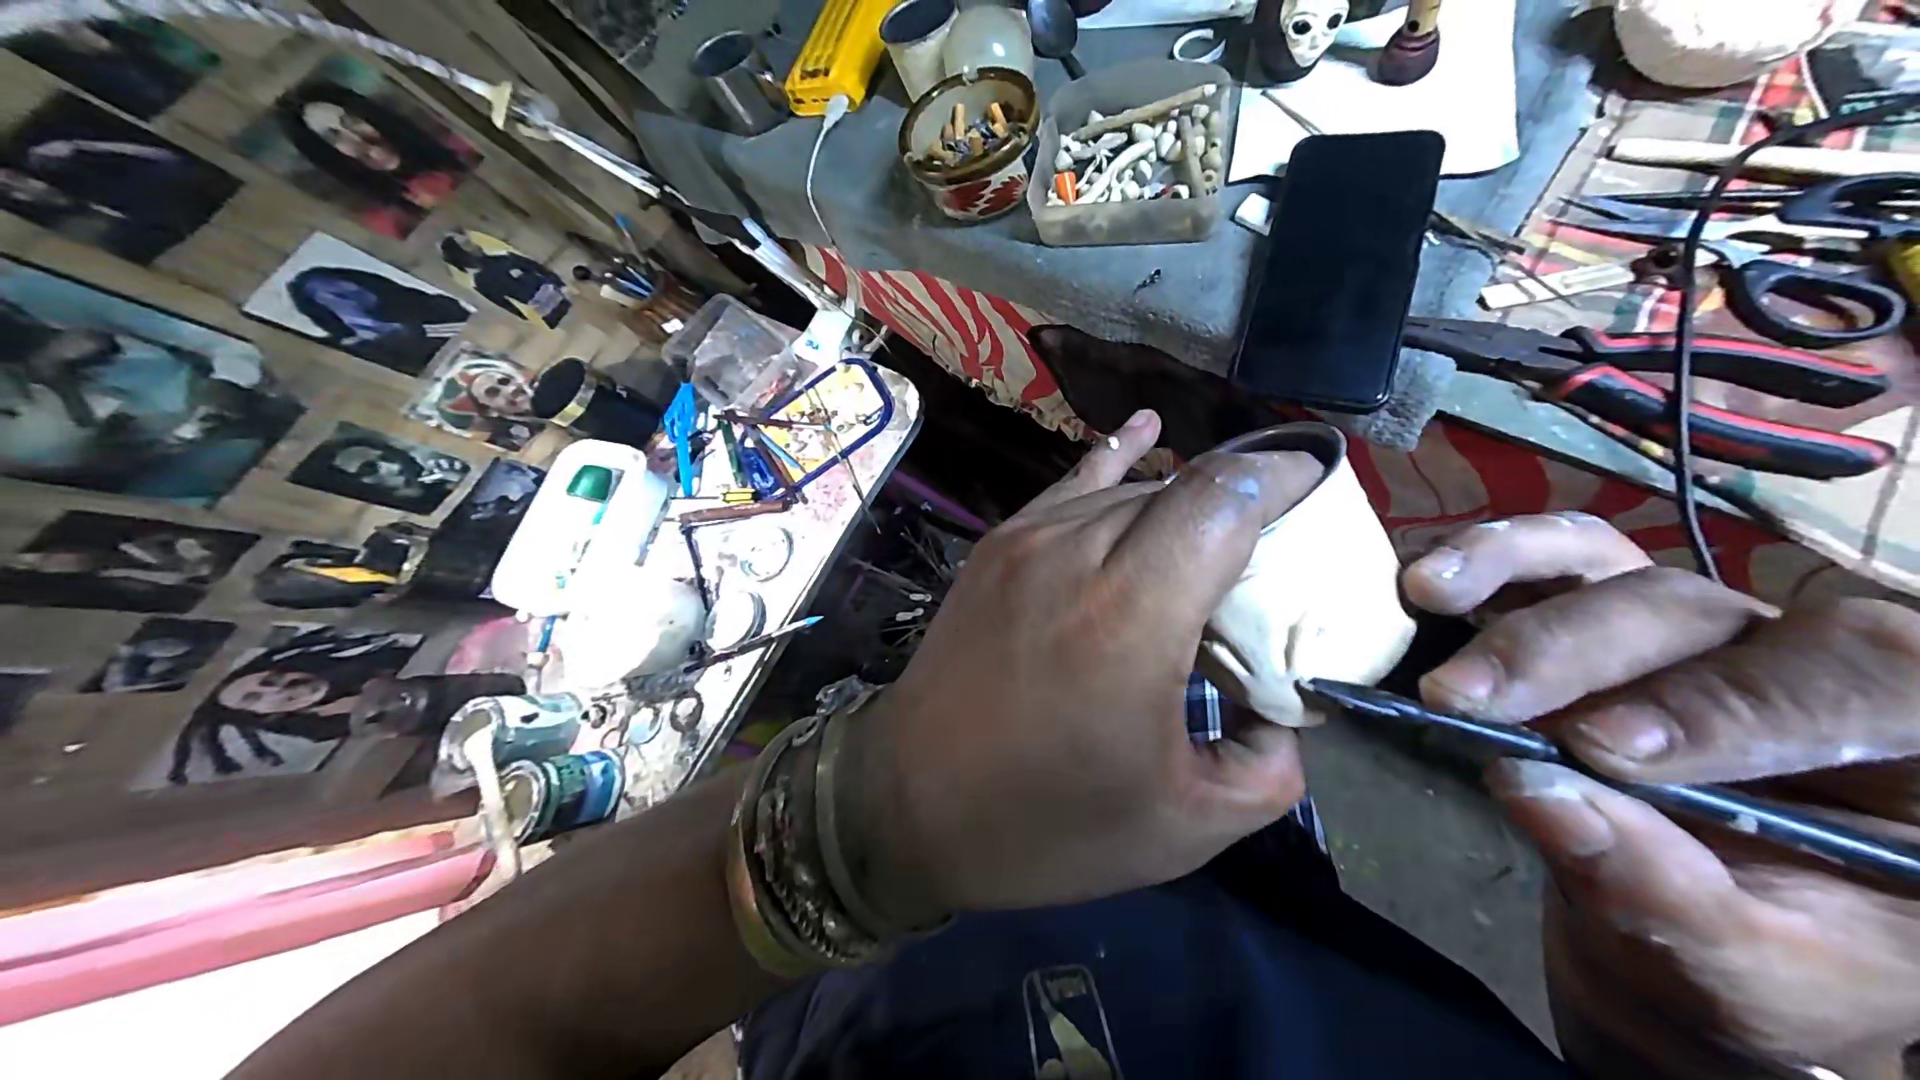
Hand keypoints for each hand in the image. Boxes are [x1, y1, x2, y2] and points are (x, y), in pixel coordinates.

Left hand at [844, 410, 1322, 925]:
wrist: (909, 803)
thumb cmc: (1046, 825)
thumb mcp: (1187, 823)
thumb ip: (1268, 759)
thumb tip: (1285, 703)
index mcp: (1131, 614)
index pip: (1222, 498)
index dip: (1279, 477)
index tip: (1318, 484)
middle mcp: (1076, 553)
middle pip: (1181, 488)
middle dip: (1242, 497)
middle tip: (1279, 537)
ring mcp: (1026, 540)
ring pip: (1128, 489)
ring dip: (1184, 500)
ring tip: (1222, 526)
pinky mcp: (996, 546)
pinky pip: (1069, 486)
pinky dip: (1113, 460)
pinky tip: (1141, 432)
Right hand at [1404, 515, 1919, 1078]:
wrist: (1678, 933)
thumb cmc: (1748, 970)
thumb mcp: (1736, 972)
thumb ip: (1659, 891)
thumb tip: (1530, 788)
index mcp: (1911, 754)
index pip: (1874, 680)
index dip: (1734, 702)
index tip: (1597, 749)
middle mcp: (1791, 662)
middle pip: (1688, 609)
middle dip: (1563, 651)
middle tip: (1458, 698)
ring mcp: (1676, 628)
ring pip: (1605, 557)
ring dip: (1504, 568)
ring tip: (1424, 593)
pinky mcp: (1586, 613)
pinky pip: (1541, 557)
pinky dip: (1480, 559)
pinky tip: (1421, 580)